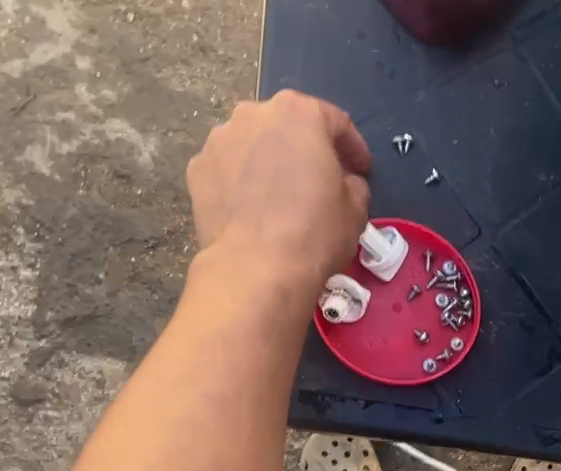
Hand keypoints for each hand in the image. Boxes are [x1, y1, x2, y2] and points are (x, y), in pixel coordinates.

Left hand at [185, 90, 372, 290]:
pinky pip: (231, 167)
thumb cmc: (315, 232)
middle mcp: (253, 114)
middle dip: (308, 148)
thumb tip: (343, 182)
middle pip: (289, 124)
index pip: (335, 120)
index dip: (354, 146)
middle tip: (322, 179)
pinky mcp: (198, 168)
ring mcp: (219, 138)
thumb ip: (353, 184)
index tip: (362, 169)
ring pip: (255, 143)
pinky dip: (246, 180)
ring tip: (285, 195)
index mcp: (299, 114)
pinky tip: (258, 209)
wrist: (257, 266)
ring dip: (273, 161)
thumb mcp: (355, 209)